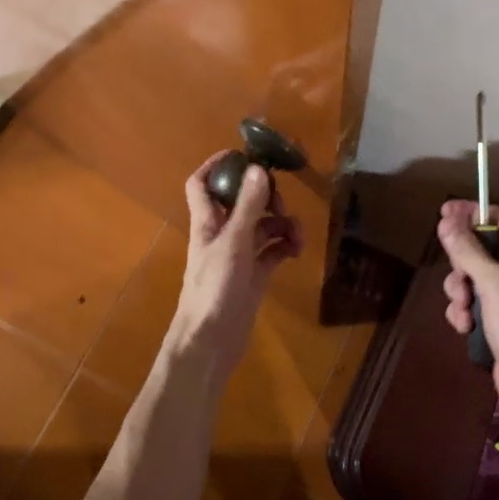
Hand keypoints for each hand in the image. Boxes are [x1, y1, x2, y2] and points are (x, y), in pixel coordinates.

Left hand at [169, 151, 303, 377]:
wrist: (210, 344)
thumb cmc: (214, 289)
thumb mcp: (234, 243)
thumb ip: (248, 207)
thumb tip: (258, 168)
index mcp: (207, 222)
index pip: (201, 184)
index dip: (215, 166)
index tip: (242, 156)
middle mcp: (221, 234)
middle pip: (242, 202)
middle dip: (264, 197)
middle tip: (281, 204)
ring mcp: (238, 256)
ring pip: (262, 226)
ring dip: (281, 223)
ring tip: (297, 235)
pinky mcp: (254, 276)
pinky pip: (272, 251)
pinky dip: (285, 246)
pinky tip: (296, 251)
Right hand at [437, 200, 498, 427]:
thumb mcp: (494, 285)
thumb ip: (468, 251)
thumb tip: (445, 221)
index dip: (473, 214)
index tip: (444, 212)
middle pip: (484, 249)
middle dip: (464, 263)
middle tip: (456, 275)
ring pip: (474, 277)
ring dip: (461, 290)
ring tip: (461, 307)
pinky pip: (474, 301)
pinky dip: (465, 310)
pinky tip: (464, 326)